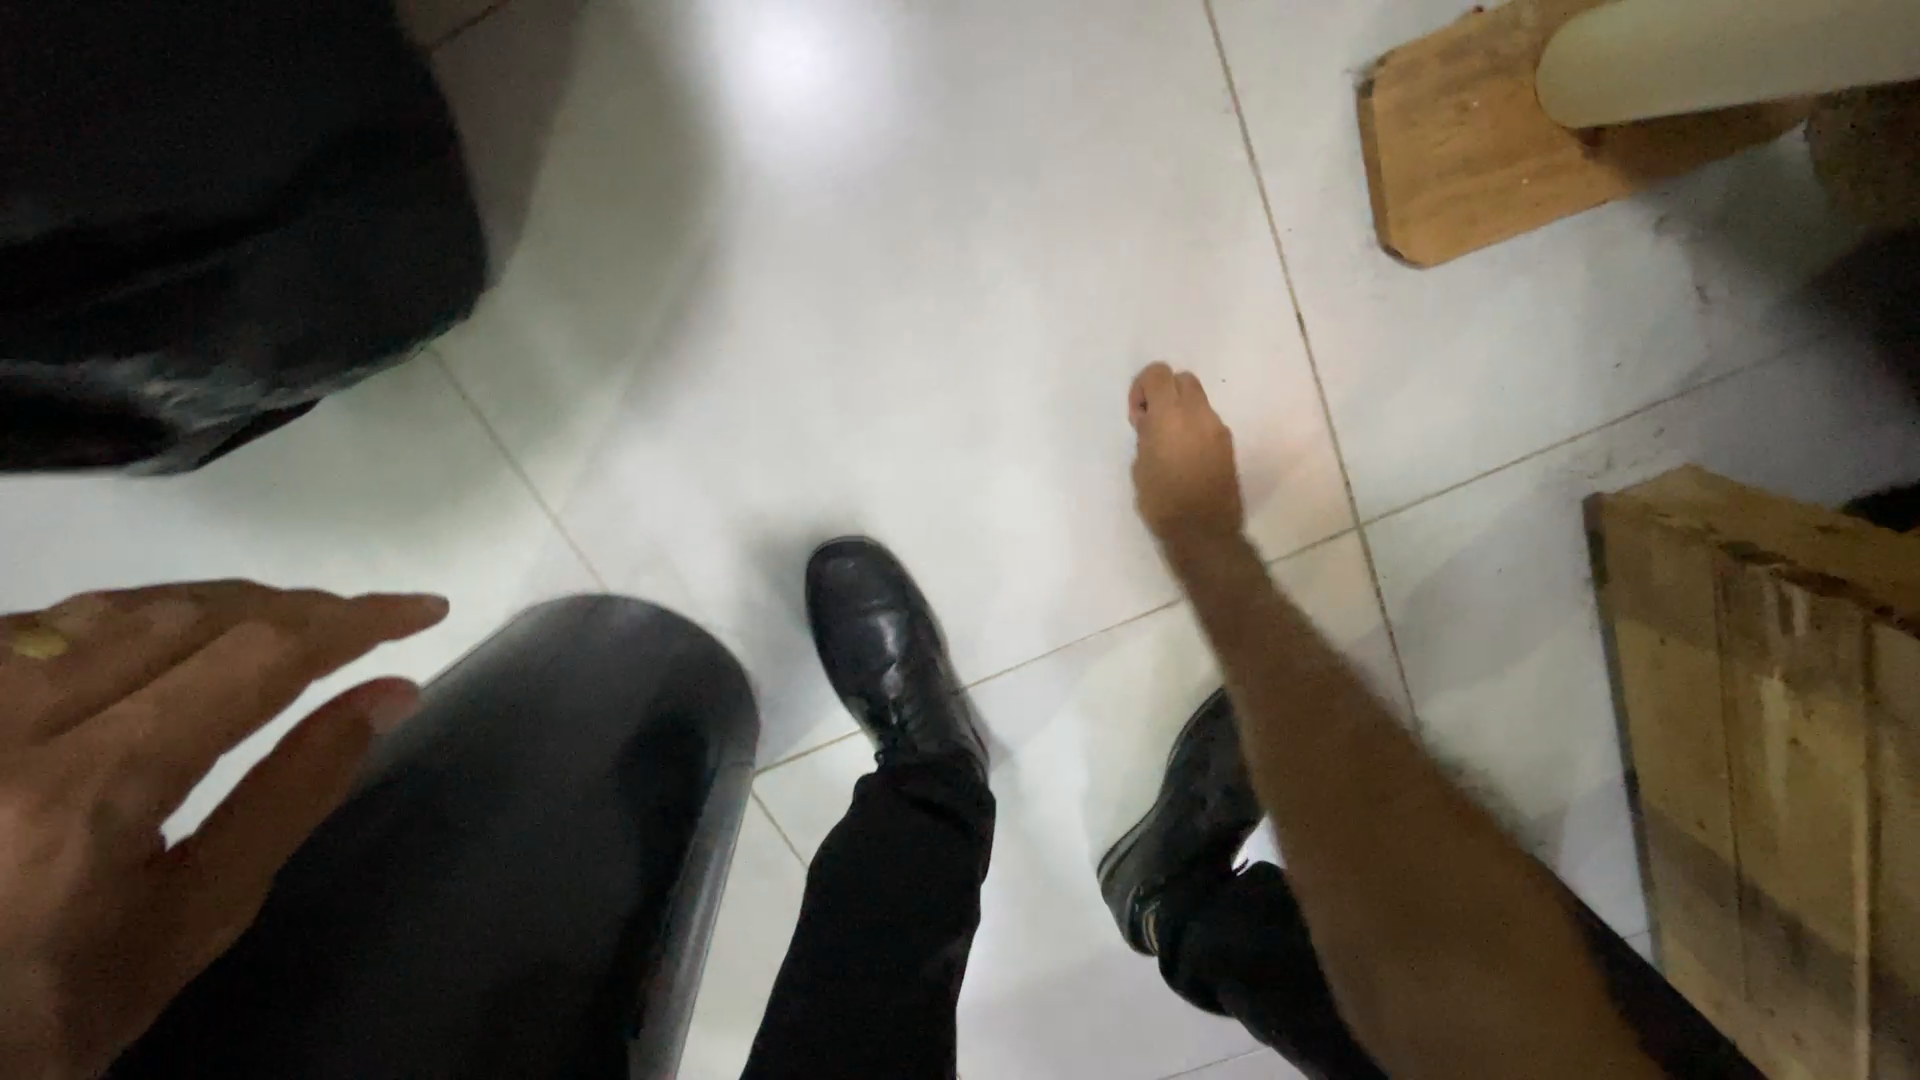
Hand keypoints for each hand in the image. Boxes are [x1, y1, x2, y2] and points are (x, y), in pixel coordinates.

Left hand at [0, 581, 446, 1079]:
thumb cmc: (57, 1003)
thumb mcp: (203, 910)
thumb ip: (299, 788)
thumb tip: (391, 694)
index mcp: (87, 790)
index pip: (260, 657)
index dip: (356, 621)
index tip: (424, 609)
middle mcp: (5, 727)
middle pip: (196, 616)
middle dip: (302, 610)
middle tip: (366, 624)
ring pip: (122, 607)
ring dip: (228, 606)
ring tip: (291, 624)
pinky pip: (48, 625)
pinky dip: (141, 618)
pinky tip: (179, 638)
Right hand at [1128, 362, 1244, 554]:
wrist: (1202, 530)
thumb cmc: (1161, 500)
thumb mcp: (1140, 465)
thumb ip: (1146, 435)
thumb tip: (1151, 423)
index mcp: (1169, 415)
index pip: (1158, 374)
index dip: (1142, 387)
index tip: (1138, 414)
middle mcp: (1198, 414)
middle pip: (1182, 380)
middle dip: (1165, 394)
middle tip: (1152, 423)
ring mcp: (1217, 428)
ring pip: (1198, 401)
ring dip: (1181, 411)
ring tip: (1168, 444)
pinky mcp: (1228, 444)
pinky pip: (1207, 423)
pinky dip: (1194, 428)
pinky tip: (1185, 457)